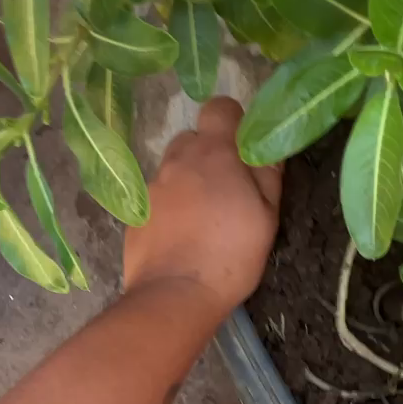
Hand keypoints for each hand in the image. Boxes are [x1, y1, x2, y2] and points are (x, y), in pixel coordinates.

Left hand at [123, 97, 281, 315]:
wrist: (175, 296)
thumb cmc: (230, 255)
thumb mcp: (267, 215)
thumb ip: (267, 173)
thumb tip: (265, 147)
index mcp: (213, 152)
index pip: (219, 108)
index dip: (232, 123)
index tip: (242, 150)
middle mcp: (176, 161)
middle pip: (191, 139)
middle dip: (207, 155)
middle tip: (224, 191)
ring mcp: (151, 189)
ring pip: (170, 170)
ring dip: (185, 183)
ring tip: (199, 220)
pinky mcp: (134, 217)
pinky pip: (155, 201)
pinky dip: (167, 211)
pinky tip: (178, 240)